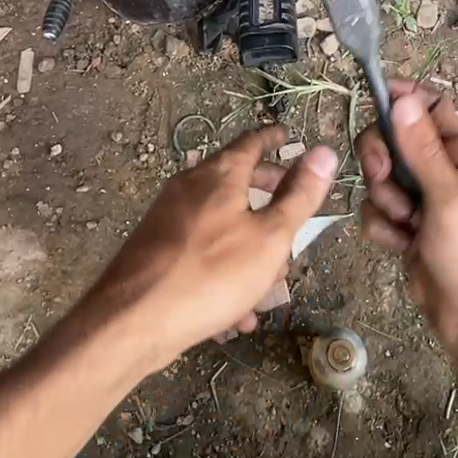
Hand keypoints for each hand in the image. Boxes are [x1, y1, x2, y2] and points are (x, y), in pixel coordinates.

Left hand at [81, 125, 335, 370]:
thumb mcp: (269, 237)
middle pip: (235, 178)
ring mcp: (168, 215)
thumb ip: (299, 195)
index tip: (288, 137)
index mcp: (220, 173)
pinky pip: (201, 247)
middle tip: (290, 201)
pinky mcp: (156, 247)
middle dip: (265, 191)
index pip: (252, 141)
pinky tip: (236, 313)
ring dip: (248, 240)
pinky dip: (224, 264)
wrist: (132, 320)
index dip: (273, 138)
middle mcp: (190, 184)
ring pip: (220, 218)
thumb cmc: (211, 273)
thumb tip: (325, 150)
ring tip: (271, 276)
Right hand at [357, 82, 457, 352]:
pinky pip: (374, 209)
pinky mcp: (403, 227)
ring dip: (384, 199)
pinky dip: (381, 226)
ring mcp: (420, 199)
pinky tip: (399, 245)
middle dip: (382, 159)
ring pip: (379, 175)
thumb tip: (402, 98)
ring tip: (406, 225)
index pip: (431, 107)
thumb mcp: (452, 199)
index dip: (404, 98)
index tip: (374, 97)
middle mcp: (441, 171)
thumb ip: (422, 150)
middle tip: (384, 177)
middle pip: (393, 138)